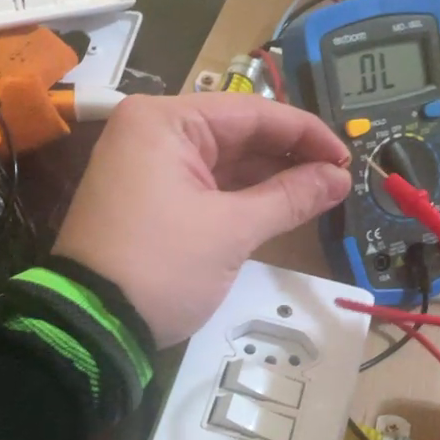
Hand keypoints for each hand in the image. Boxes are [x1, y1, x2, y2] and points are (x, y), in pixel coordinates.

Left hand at [54, 93, 351, 346]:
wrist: (92, 326)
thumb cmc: (161, 267)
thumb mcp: (231, 231)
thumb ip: (290, 197)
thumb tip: (339, 179)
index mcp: (164, 120)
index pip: (252, 112)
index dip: (306, 133)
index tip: (346, 157)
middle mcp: (151, 132)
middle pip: (237, 133)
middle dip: (289, 156)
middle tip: (338, 180)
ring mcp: (146, 167)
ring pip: (223, 162)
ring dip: (269, 178)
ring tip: (321, 194)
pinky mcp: (148, 199)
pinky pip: (205, 186)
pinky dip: (241, 197)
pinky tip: (280, 206)